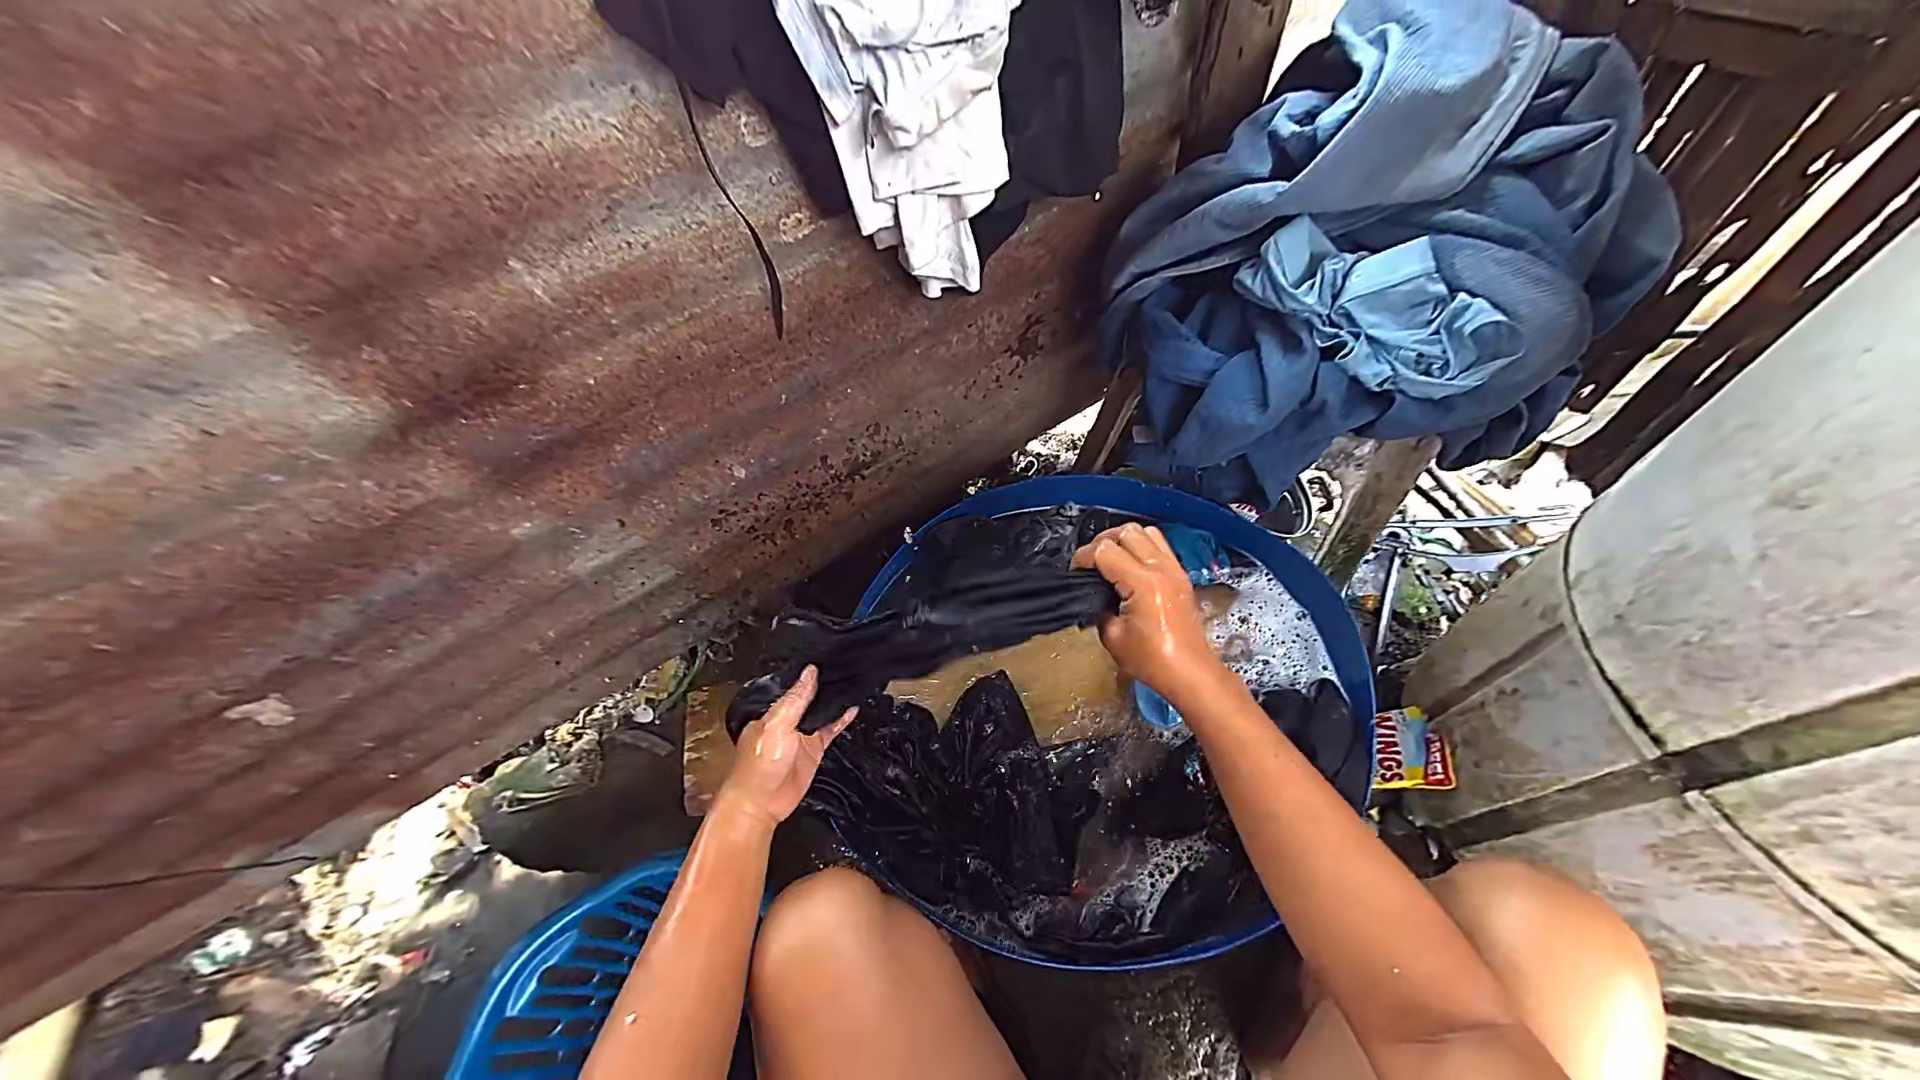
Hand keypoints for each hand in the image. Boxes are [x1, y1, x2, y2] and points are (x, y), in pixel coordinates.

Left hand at [717, 665, 855, 828]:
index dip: (807, 675)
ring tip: (849, 683)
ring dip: (833, 701)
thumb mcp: (777, 725)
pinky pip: (830, 730)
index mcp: (772, 712)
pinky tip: (851, 710)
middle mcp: (786, 722)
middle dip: (822, 686)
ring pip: (821, 713)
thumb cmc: (757, 767)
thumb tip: (809, 673)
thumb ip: (796, 699)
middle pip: (809, 698)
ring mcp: (800, 736)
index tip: (824, 660)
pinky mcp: (812, 750)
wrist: (761, 803)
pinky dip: (841, 720)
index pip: (793, 687)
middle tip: (841, 669)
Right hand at [1073, 523, 1233, 705]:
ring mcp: (1175, 570)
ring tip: (1111, 559)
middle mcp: (1161, 570)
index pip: (1105, 550)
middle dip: (1102, 542)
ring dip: (1124, 540)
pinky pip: (1160, 545)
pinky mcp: (1181, 576)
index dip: (1083, 557)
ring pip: (1146, 532)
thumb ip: (1099, 607)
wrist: (1189, 672)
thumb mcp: (1112, 636)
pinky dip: (1142, 547)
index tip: (1075, 570)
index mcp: (1143, 584)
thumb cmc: (1152, 660)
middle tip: (1091, 562)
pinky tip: (1131, 566)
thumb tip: (1094, 593)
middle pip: (1126, 532)